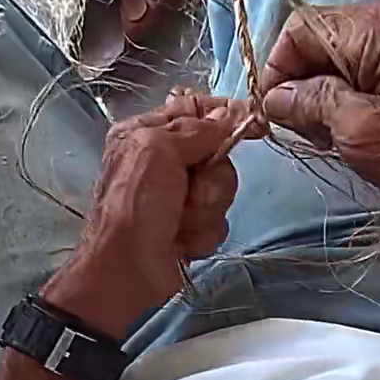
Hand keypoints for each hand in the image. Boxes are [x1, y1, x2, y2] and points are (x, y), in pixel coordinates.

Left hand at [40, 93, 257, 334]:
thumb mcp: (158, 150)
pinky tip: (181, 243)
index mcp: (147, 134)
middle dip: (211, 179)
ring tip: (179, 222)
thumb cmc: (135, 204)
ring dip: (204, 210)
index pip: (197, 111)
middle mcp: (163, 163)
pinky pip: (216, 223)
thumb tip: (227, 113)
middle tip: (191, 193)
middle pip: (217, 156)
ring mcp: (177, 199)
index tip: (254, 125)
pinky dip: (200, 234)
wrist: (125, 269)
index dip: (226, 115)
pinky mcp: (189, 229)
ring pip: (221, 192)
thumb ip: (196, 128)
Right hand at [259, 0, 379, 243]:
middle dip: (298, 88)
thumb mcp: (356, 131)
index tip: (272, 113)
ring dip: (317, 100)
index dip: (276, 69)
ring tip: (332, 137)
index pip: (300, 29)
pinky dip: (338, 103)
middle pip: (313, 43)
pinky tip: (348, 131)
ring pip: (328, 62)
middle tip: (308, 133)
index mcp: (376, 27)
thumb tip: (272, 97)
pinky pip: (350, 73)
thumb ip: (310, 104)